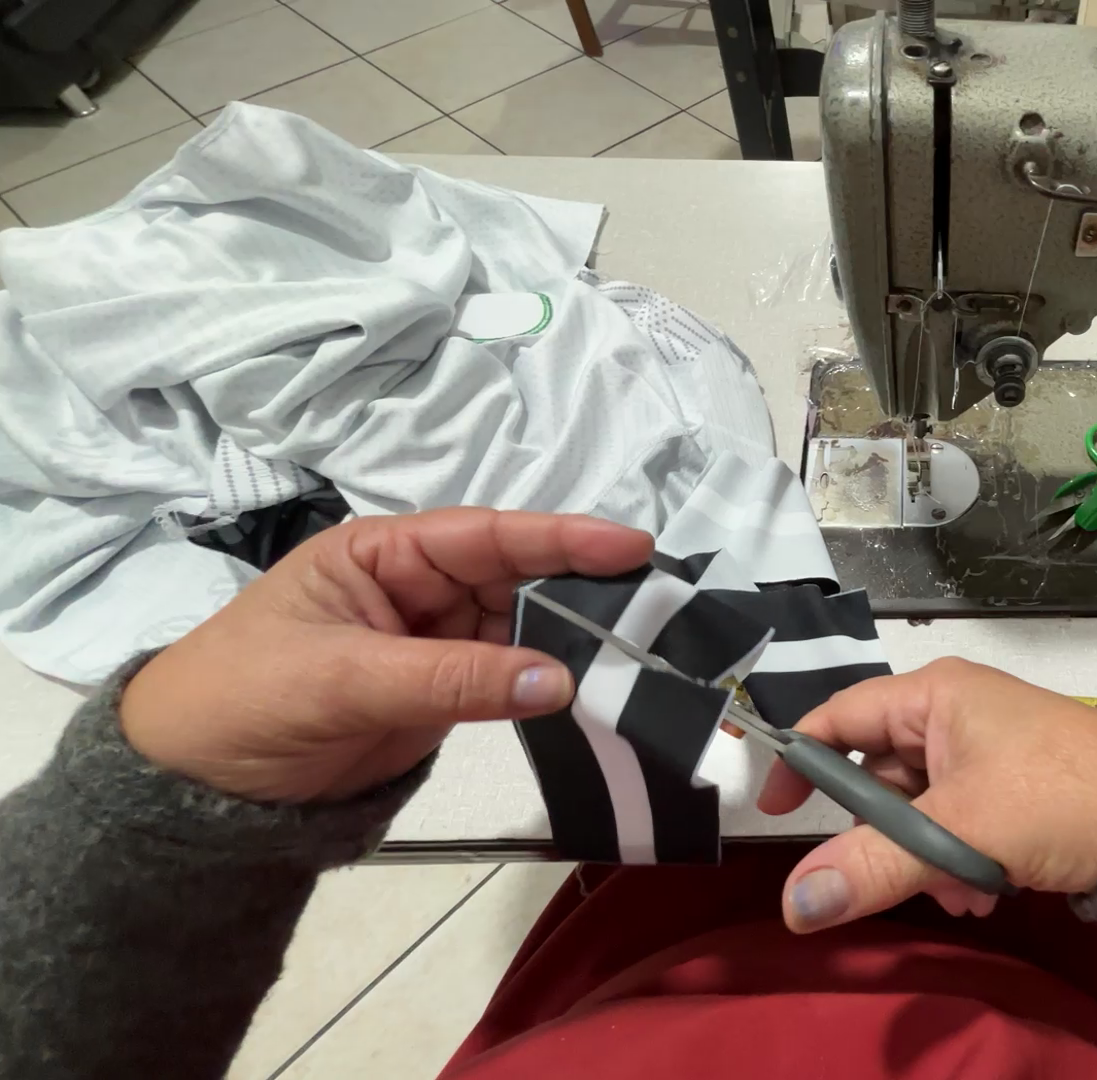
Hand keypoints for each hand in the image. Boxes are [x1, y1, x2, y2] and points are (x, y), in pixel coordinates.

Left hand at [120, 509, 652, 802]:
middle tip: (655, 597)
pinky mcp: (458, 683)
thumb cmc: (239, 704)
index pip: (488, 535)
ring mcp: (447, 636)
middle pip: (523, 575)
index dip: (563, 538)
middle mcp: (426, 586)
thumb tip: (564, 679)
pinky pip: (521, 671)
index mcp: (387, 555)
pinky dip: (558, 677)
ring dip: (579, 634)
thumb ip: (456, 678)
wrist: (198, 798)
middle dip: (585, 583)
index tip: (632, 546)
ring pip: (531, 623)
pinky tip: (599, 679)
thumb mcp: (342, 680)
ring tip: (642, 641)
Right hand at [756, 657, 1096, 932]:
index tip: (777, 814)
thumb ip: (873, 864)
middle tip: (905, 875)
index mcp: (936, 694)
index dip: (801, 759)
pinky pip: (954, 818)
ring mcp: (984, 748)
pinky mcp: (1008, 782)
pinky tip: (986, 892)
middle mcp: (954, 711)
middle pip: (879, 771)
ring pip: (918, 805)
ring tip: (966, 893)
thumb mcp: (960, 829)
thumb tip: (793, 903)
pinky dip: (958, 857)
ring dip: (927, 857)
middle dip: (886, 834)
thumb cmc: (1057, 798)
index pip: (842, 715)